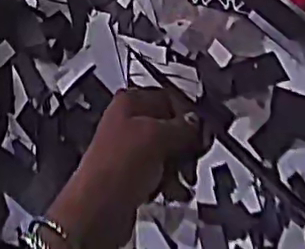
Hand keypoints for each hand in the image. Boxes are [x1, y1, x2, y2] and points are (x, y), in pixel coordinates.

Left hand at [46, 88, 201, 248]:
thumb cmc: (116, 164)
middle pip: (170, 127)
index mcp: (129, 101)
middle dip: (185, 146)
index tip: (203, 132)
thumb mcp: (155, 137)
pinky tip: (171, 190)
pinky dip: (170, 183)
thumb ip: (180, 128)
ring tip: (181, 179)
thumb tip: (196, 122)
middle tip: (191, 159)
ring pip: (168, 153)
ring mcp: (130, 149)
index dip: (187, 114)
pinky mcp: (134, 174)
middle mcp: (128, 122)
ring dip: (180, 168)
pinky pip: (162, 174)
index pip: (167, 98)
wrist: (101, 206)